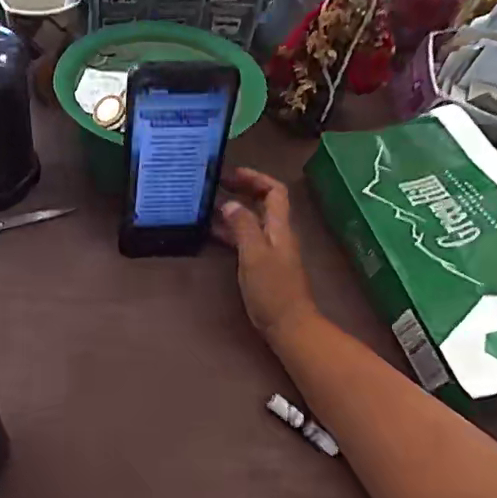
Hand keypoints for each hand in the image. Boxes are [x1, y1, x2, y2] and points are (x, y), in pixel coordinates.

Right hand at [214, 167, 317, 343]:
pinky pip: (246, 239)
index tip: (231, 174)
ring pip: (253, 221)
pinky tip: (213, 234)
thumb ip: (243, 227)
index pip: (274, 192)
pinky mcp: (262, 266)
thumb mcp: (254, 255)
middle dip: (243, 190)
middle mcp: (277, 235)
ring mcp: (271, 250)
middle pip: (264, 203)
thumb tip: (229, 204)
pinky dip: (231, 232)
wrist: (288, 324)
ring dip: (234, 211)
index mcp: (279, 228)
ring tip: (208, 207)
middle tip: (216, 186)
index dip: (255, 178)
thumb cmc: (272, 290)